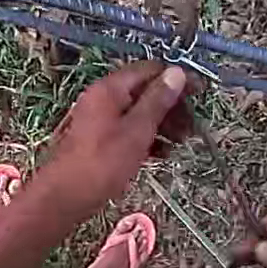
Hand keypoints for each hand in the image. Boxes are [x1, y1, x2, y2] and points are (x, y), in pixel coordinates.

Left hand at [37, 62, 190, 214]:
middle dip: (171, 106)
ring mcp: (99, 121)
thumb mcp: (137, 130)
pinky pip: (128, 131)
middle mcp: (103, 99)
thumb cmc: (103, 163)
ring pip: (138, 114)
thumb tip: (177, 72)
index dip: (176, 79)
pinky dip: (146, 139)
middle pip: (144, 92)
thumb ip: (157, 101)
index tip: (200, 94)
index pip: (149, 70)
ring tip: (182, 142)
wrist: (66, 197)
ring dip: (162, 125)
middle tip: (192, 125)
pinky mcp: (99, 141)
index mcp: (110, 89)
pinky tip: (163, 154)